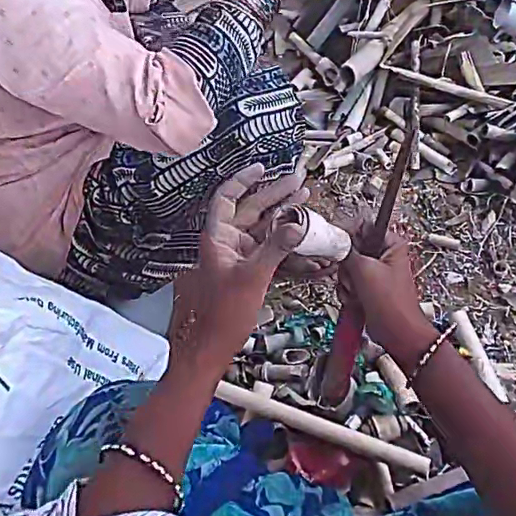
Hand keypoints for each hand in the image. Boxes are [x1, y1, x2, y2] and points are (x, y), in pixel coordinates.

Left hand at [169, 164, 306, 363]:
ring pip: (264, 228)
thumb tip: (296, 224)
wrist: (211, 348)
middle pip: (251, 210)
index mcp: (218, 238)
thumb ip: (276, 248)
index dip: (243, 180)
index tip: (261, 168)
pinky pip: (270, 251)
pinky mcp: (249, 272)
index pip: (227, 198)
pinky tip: (304, 239)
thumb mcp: (253, 277)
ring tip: (305, 200)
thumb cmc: (219, 316)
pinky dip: (287, 245)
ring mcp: (239, 257)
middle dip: (276, 195)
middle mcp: (227, 243)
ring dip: (285, 216)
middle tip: (298, 183)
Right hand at [338, 236, 431, 361]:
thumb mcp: (365, 270)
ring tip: (359, 292)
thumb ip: (348, 252)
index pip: (363, 227)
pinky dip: (348, 292)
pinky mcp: (367, 286)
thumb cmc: (392, 303)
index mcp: (391, 244)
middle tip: (355, 278)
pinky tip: (357, 300)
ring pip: (347, 267)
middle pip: (351, 249)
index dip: (348, 235)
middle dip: (348, 267)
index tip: (337, 245)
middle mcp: (383, 255)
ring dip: (347, 282)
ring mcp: (374, 271)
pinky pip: (348, 282)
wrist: (396, 332)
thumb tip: (335, 241)